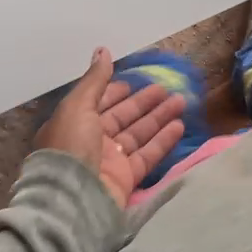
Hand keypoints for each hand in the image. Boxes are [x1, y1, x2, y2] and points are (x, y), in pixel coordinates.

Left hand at [35, 48, 186, 204]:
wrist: (70, 201)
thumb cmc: (70, 147)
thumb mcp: (77, 107)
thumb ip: (95, 80)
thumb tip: (102, 51)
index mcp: (74, 124)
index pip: (99, 103)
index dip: (116, 92)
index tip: (134, 81)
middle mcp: (91, 142)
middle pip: (123, 117)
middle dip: (143, 102)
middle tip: (166, 87)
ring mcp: (109, 162)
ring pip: (138, 134)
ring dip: (158, 117)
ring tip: (181, 100)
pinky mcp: (125, 179)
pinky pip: (148, 155)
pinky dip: (163, 140)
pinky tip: (179, 125)